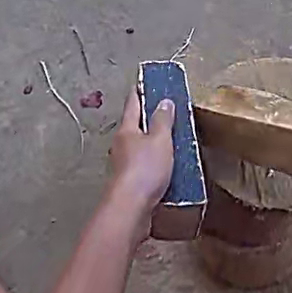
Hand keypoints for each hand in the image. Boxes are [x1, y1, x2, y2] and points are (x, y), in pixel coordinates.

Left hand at [103, 87, 174, 243]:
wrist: (129, 211)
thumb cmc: (144, 170)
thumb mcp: (160, 140)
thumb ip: (163, 120)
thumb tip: (164, 101)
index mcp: (127, 131)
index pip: (133, 104)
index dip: (139, 91)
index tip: (143, 81)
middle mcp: (121, 146)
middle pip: (134, 127)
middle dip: (146, 119)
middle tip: (164, 110)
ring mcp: (123, 166)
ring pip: (138, 148)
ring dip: (151, 143)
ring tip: (170, 140)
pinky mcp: (129, 185)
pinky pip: (143, 167)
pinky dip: (153, 163)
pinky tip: (165, 168)